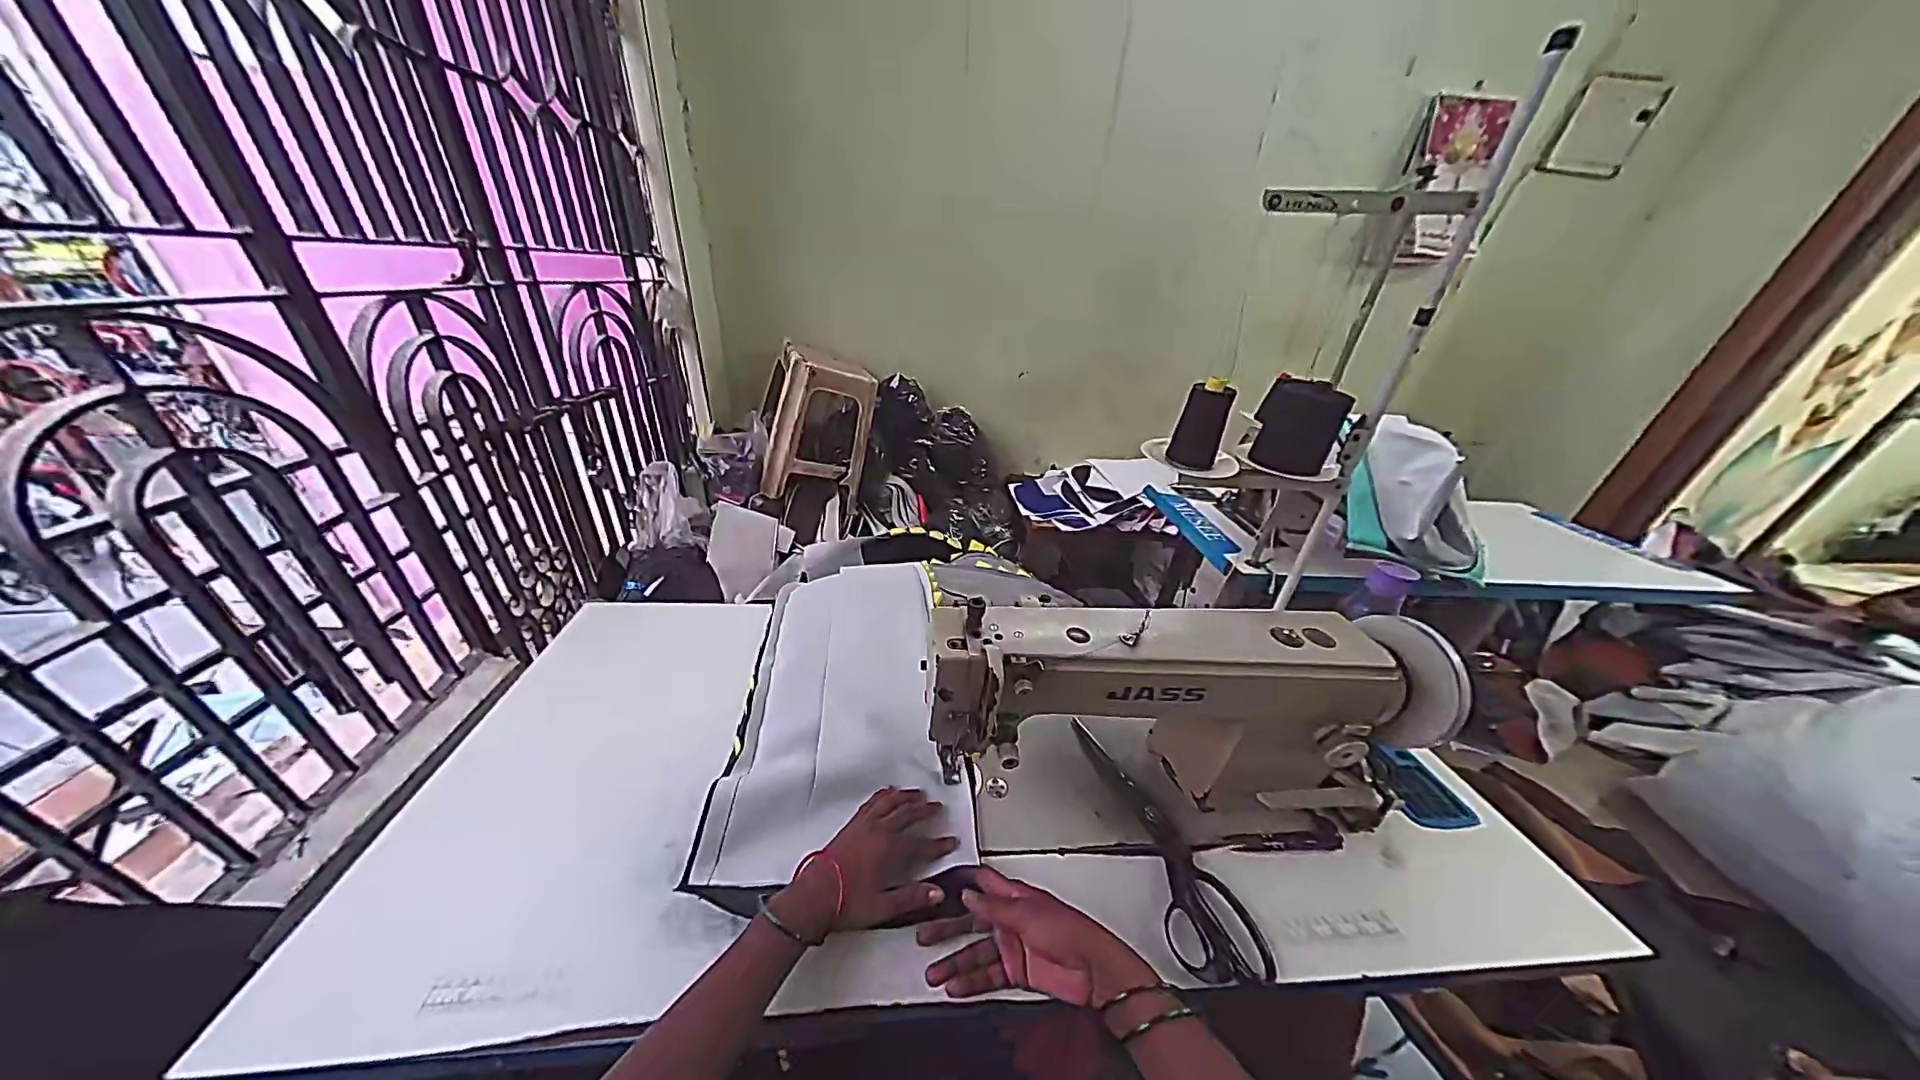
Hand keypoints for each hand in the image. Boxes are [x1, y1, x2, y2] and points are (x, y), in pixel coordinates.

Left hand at [769, 787, 957, 940]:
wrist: (813, 898)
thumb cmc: (844, 902)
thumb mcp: (884, 907)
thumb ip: (912, 898)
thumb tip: (935, 893)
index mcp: (890, 849)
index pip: (922, 843)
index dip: (938, 844)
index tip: (949, 841)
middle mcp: (878, 832)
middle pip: (908, 813)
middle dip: (925, 809)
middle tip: (936, 807)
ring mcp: (863, 826)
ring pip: (890, 802)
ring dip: (905, 796)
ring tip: (916, 793)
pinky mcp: (851, 825)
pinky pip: (872, 802)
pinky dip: (883, 795)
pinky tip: (885, 794)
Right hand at [919, 867, 1158, 1006]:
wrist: (1093, 970)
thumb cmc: (1071, 930)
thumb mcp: (1027, 913)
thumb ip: (995, 906)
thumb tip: (969, 894)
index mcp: (1015, 896)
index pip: (983, 884)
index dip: (962, 882)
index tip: (938, 882)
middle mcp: (1011, 919)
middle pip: (972, 921)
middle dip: (947, 927)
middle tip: (925, 932)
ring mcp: (1014, 946)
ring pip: (976, 952)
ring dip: (955, 961)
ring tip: (935, 971)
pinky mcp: (1018, 971)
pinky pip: (988, 975)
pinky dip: (970, 981)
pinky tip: (956, 986)